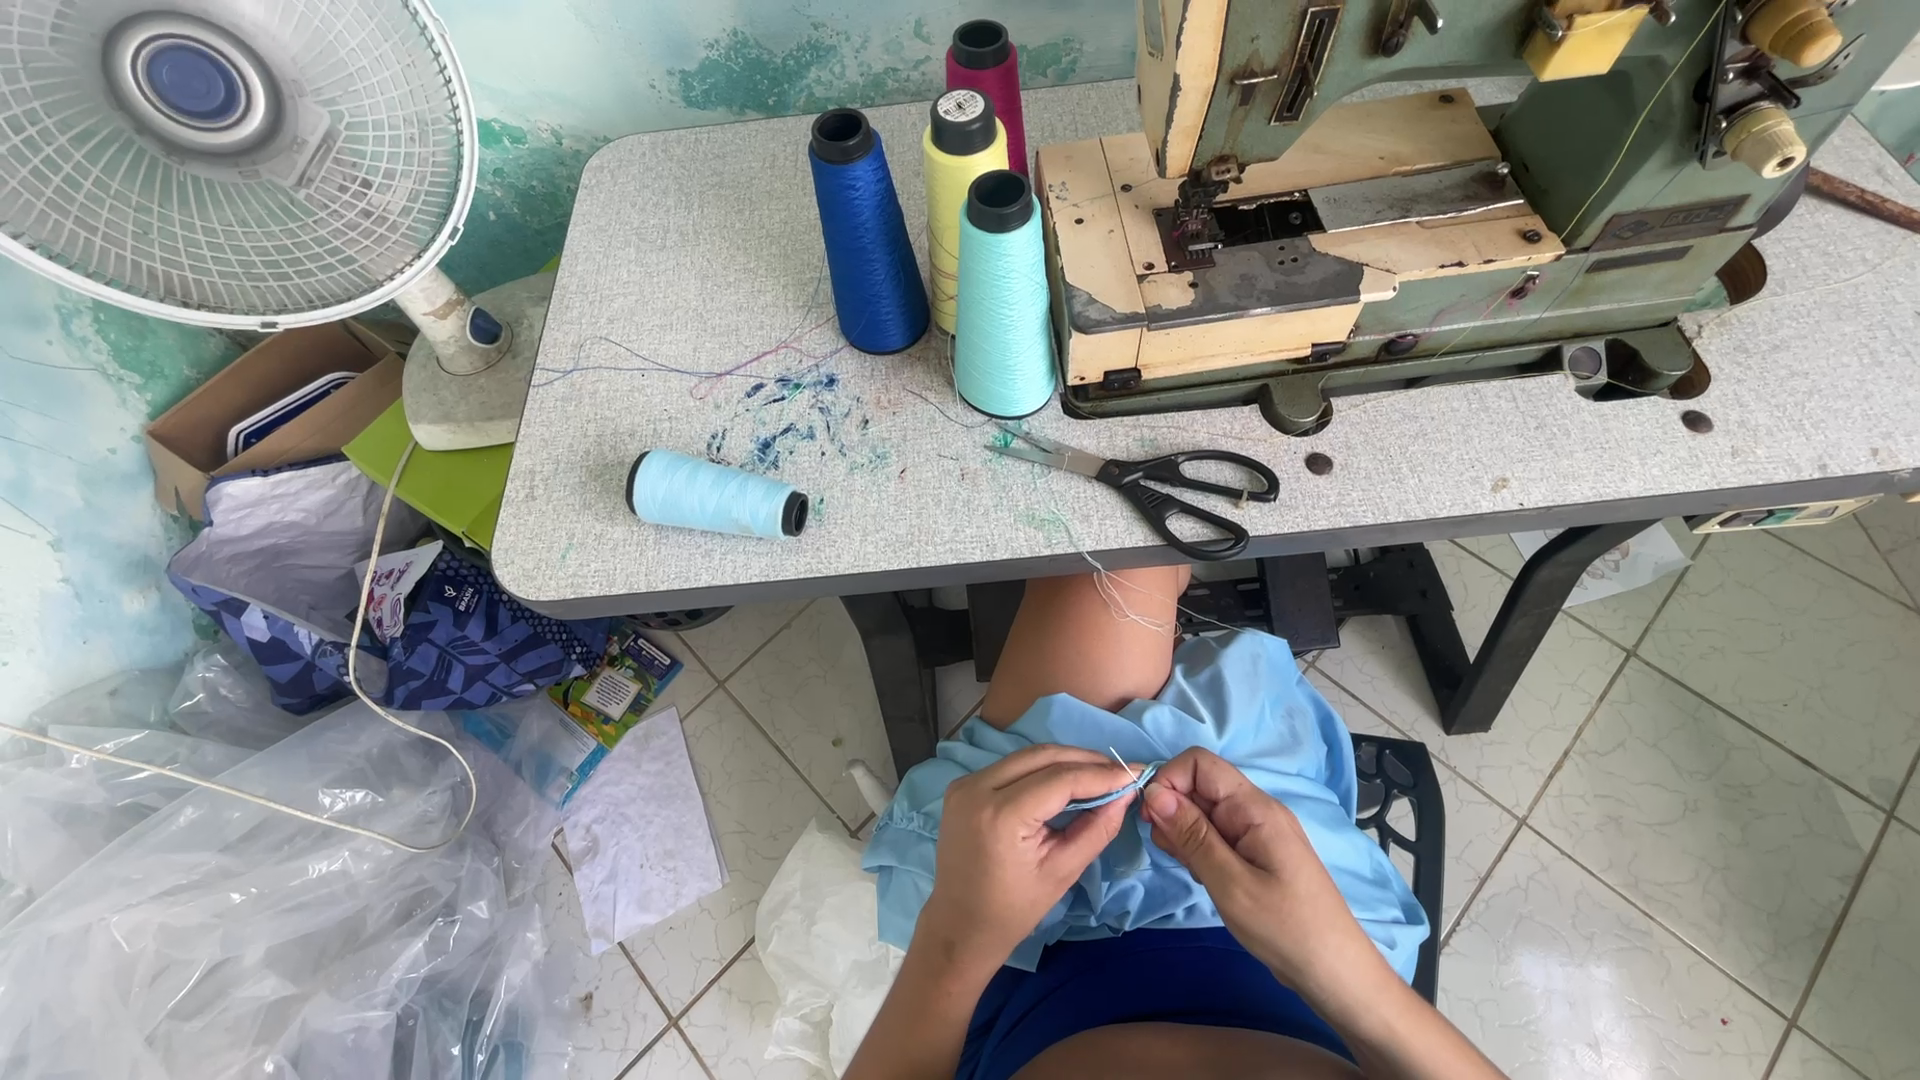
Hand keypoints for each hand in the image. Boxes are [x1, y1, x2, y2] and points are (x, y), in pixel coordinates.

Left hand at [917, 745, 1136, 976]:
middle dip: (1085, 760)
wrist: (959, 926)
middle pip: (1042, 756)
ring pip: (1026, 757)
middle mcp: (977, 789)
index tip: (1134, 772)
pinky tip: (1065, 780)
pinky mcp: (962, 786)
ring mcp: (965, 784)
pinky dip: (1040, 769)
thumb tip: (1124, 793)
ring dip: (1064, 761)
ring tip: (1099, 774)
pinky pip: (1010, 767)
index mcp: (1000, 816)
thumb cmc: (1012, 910)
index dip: (1101, 774)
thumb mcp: (1062, 872)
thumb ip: (1096, 828)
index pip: (1060, 779)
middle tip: (1120, 771)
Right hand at [1141, 747, 1387, 996]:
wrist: (1336, 974)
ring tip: (1191, 870)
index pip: (1200, 763)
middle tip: (1171, 852)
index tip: (1153, 819)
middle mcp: (1255, 810)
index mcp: (1254, 808)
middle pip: (1199, 786)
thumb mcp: (1230, 883)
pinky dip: (1199, 849)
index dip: (1169, 780)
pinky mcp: (1255, 852)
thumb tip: (1153, 791)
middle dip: (1173, 811)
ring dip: (1184, 833)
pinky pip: (1216, 834)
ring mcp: (1256, 832)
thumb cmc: (1285, 928)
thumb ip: (1191, 835)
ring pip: (1203, 811)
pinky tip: (1204, 877)